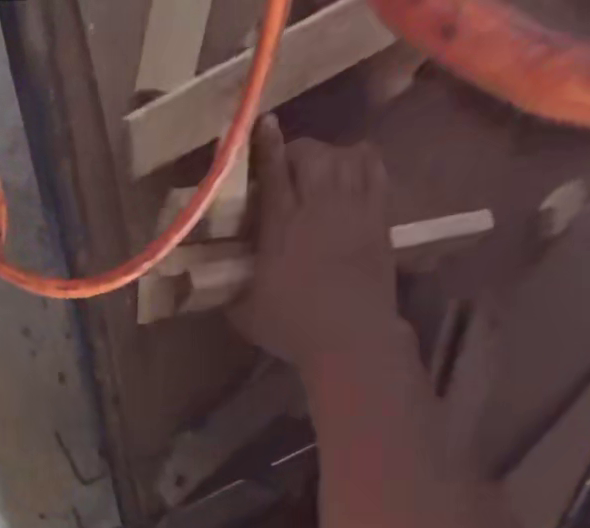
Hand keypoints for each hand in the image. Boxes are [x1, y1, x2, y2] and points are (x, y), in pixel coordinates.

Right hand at [230, 115, 411, 369]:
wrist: (351, 339)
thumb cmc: (294, 328)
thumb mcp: (247, 314)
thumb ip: (229, 292)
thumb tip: (209, 284)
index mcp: (280, 225)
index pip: (271, 170)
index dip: (266, 145)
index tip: (263, 127)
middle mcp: (317, 205)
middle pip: (311, 153)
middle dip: (298, 152)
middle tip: (289, 167)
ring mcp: (353, 208)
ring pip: (345, 155)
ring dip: (331, 156)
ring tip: (322, 170)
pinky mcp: (380, 218)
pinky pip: (375, 170)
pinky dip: (362, 163)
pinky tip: (354, 173)